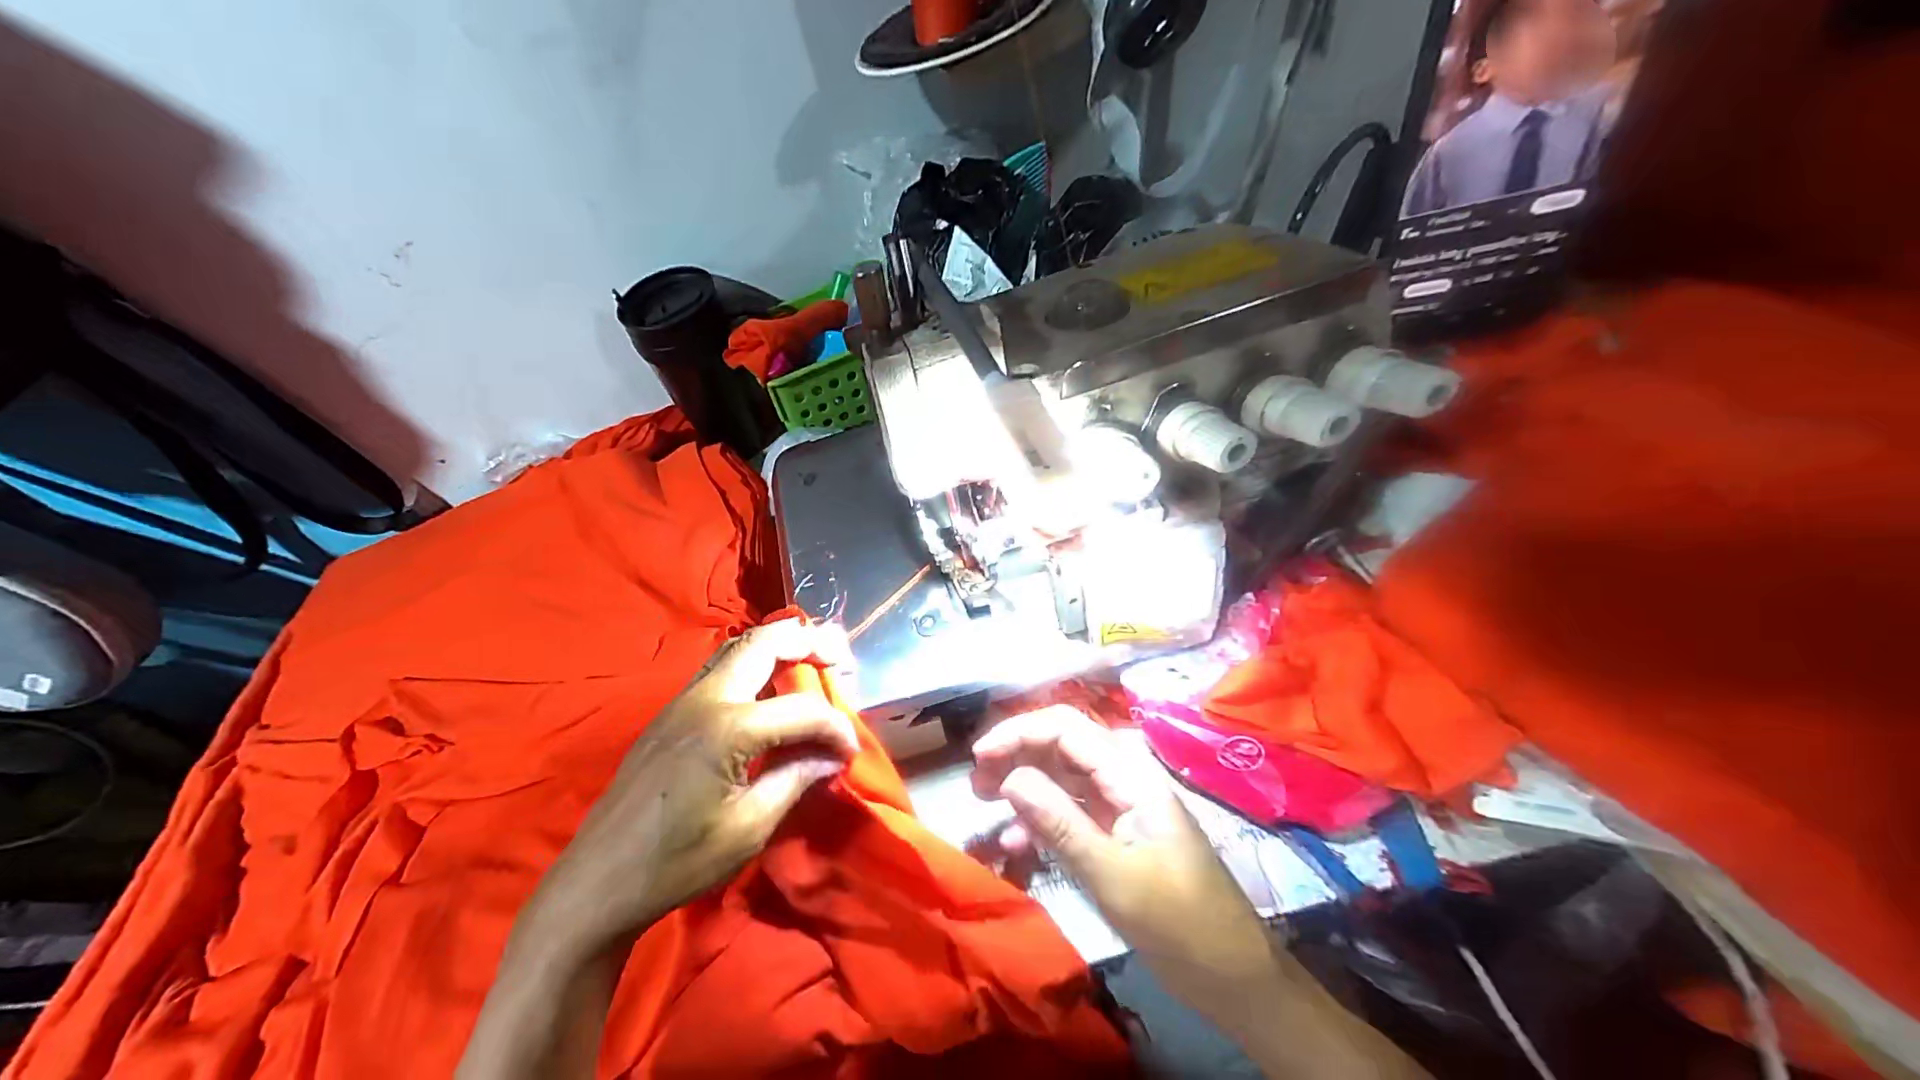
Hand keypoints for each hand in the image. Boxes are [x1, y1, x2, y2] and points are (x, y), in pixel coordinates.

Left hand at [528, 618, 858, 954]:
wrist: (598, 882)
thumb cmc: (677, 863)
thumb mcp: (749, 828)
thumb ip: (795, 779)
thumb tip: (832, 755)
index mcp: (728, 729)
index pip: (802, 710)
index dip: (835, 727)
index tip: (851, 752)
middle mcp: (705, 699)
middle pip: (764, 644)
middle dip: (807, 642)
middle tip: (839, 655)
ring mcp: (682, 701)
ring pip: (737, 648)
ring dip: (777, 645)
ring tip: (810, 656)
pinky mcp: (669, 714)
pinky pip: (718, 668)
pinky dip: (752, 661)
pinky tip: (767, 685)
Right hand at [969, 706, 1281, 1020]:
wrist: (1233, 976)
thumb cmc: (1177, 922)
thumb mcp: (1111, 874)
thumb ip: (1058, 822)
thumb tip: (1008, 776)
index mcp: (1131, 777)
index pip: (1067, 729)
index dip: (1019, 732)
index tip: (979, 756)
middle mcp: (1125, 782)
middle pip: (1063, 748)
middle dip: (1016, 756)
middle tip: (976, 784)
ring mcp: (1122, 810)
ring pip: (1063, 780)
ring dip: (1024, 787)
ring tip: (986, 805)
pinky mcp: (1117, 837)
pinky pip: (1072, 814)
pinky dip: (1041, 821)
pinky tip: (1017, 843)